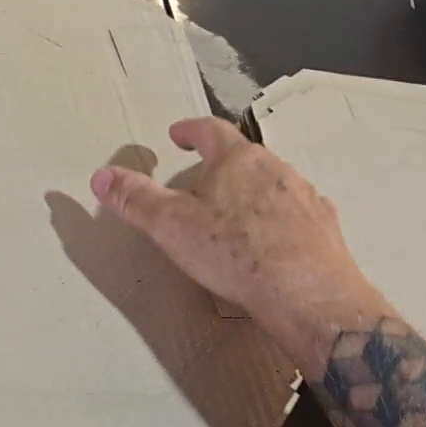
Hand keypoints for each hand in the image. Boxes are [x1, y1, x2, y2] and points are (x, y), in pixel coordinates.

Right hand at [90, 117, 388, 363]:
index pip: (210, 130)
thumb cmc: (234, 253)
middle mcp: (276, 169)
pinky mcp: (324, 228)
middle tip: (199, 179)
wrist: (308, 296)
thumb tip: (101, 175)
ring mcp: (305, 198)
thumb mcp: (170, 225)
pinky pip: (294, 213)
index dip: (190, 130)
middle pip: (243, 155)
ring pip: (271, 183)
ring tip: (231, 212)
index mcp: (237, 159)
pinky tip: (268, 241)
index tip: (176, 134)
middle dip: (220, 163)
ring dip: (249, 190)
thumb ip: (134, 198)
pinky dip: (276, 218)